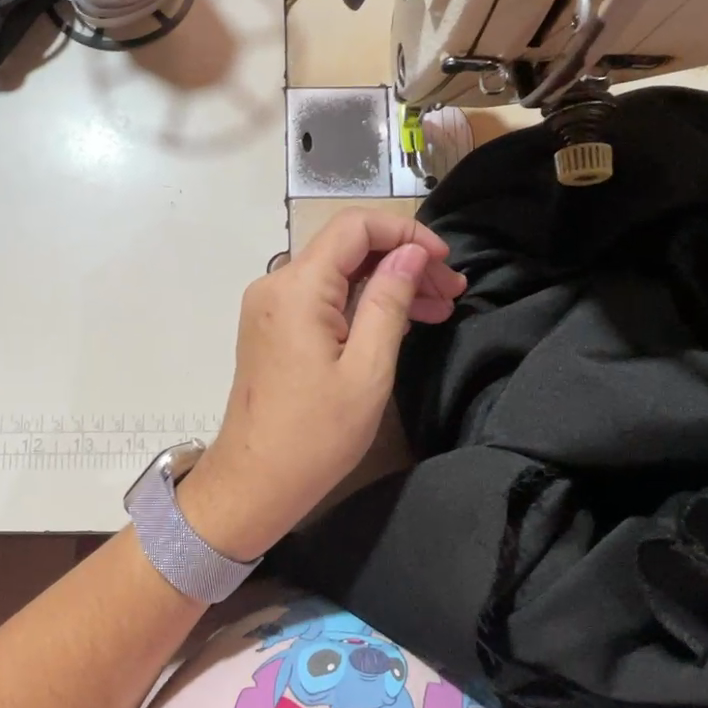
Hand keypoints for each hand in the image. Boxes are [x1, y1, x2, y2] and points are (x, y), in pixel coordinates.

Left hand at [179, 208, 466, 559]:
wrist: (254, 481)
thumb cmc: (316, 435)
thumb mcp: (367, 369)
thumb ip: (389, 301)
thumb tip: (410, 252)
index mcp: (298, 288)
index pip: (354, 227)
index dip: (405, 232)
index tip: (444, 259)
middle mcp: (276, 284)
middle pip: (347, 248)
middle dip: (403, 261)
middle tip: (452, 291)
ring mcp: (270, 305)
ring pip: (338, 273)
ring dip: (388, 283)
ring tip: (439, 308)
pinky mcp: (273, 326)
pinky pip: (323, 297)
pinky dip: (362, 302)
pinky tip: (402, 321)